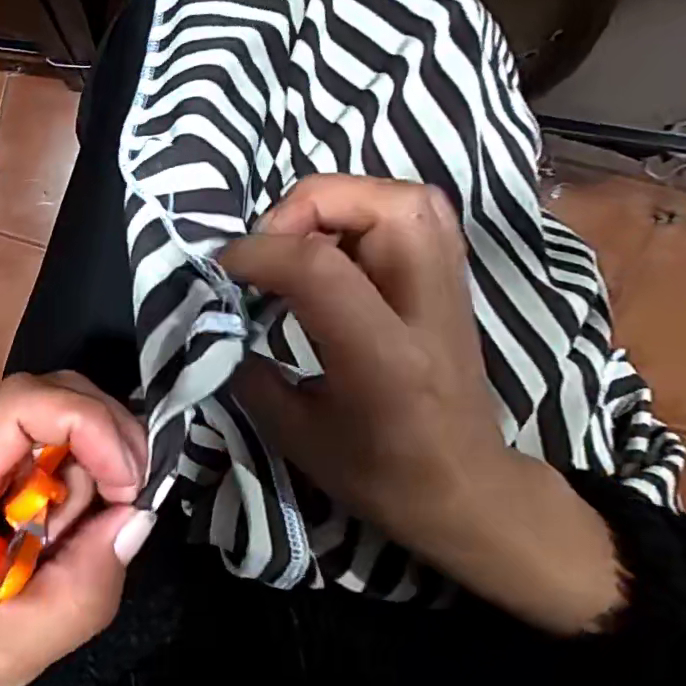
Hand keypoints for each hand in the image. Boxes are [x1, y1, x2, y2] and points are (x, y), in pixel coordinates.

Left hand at [0, 372, 153, 685]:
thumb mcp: (15, 645)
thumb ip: (84, 590)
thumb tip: (137, 516)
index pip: (23, 403)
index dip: (89, 424)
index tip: (127, 483)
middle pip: (52, 395)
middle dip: (105, 443)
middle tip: (126, 504)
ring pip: (62, 415)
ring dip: (90, 471)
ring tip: (62, 539)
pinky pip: (55, 439)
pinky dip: (79, 476)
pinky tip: (57, 525)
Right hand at [220, 174, 622, 634]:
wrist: (466, 489)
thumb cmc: (379, 475)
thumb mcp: (293, 435)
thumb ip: (248, 372)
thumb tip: (220, 319)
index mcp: (384, 360)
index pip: (319, 268)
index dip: (259, 252)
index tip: (223, 269)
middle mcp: (427, 308)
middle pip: (383, 206)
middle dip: (307, 206)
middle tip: (270, 245)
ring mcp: (451, 288)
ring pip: (404, 197)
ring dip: (339, 202)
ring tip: (299, 240)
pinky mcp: (453, 280)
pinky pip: (414, 212)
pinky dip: (365, 209)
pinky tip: (337, 245)